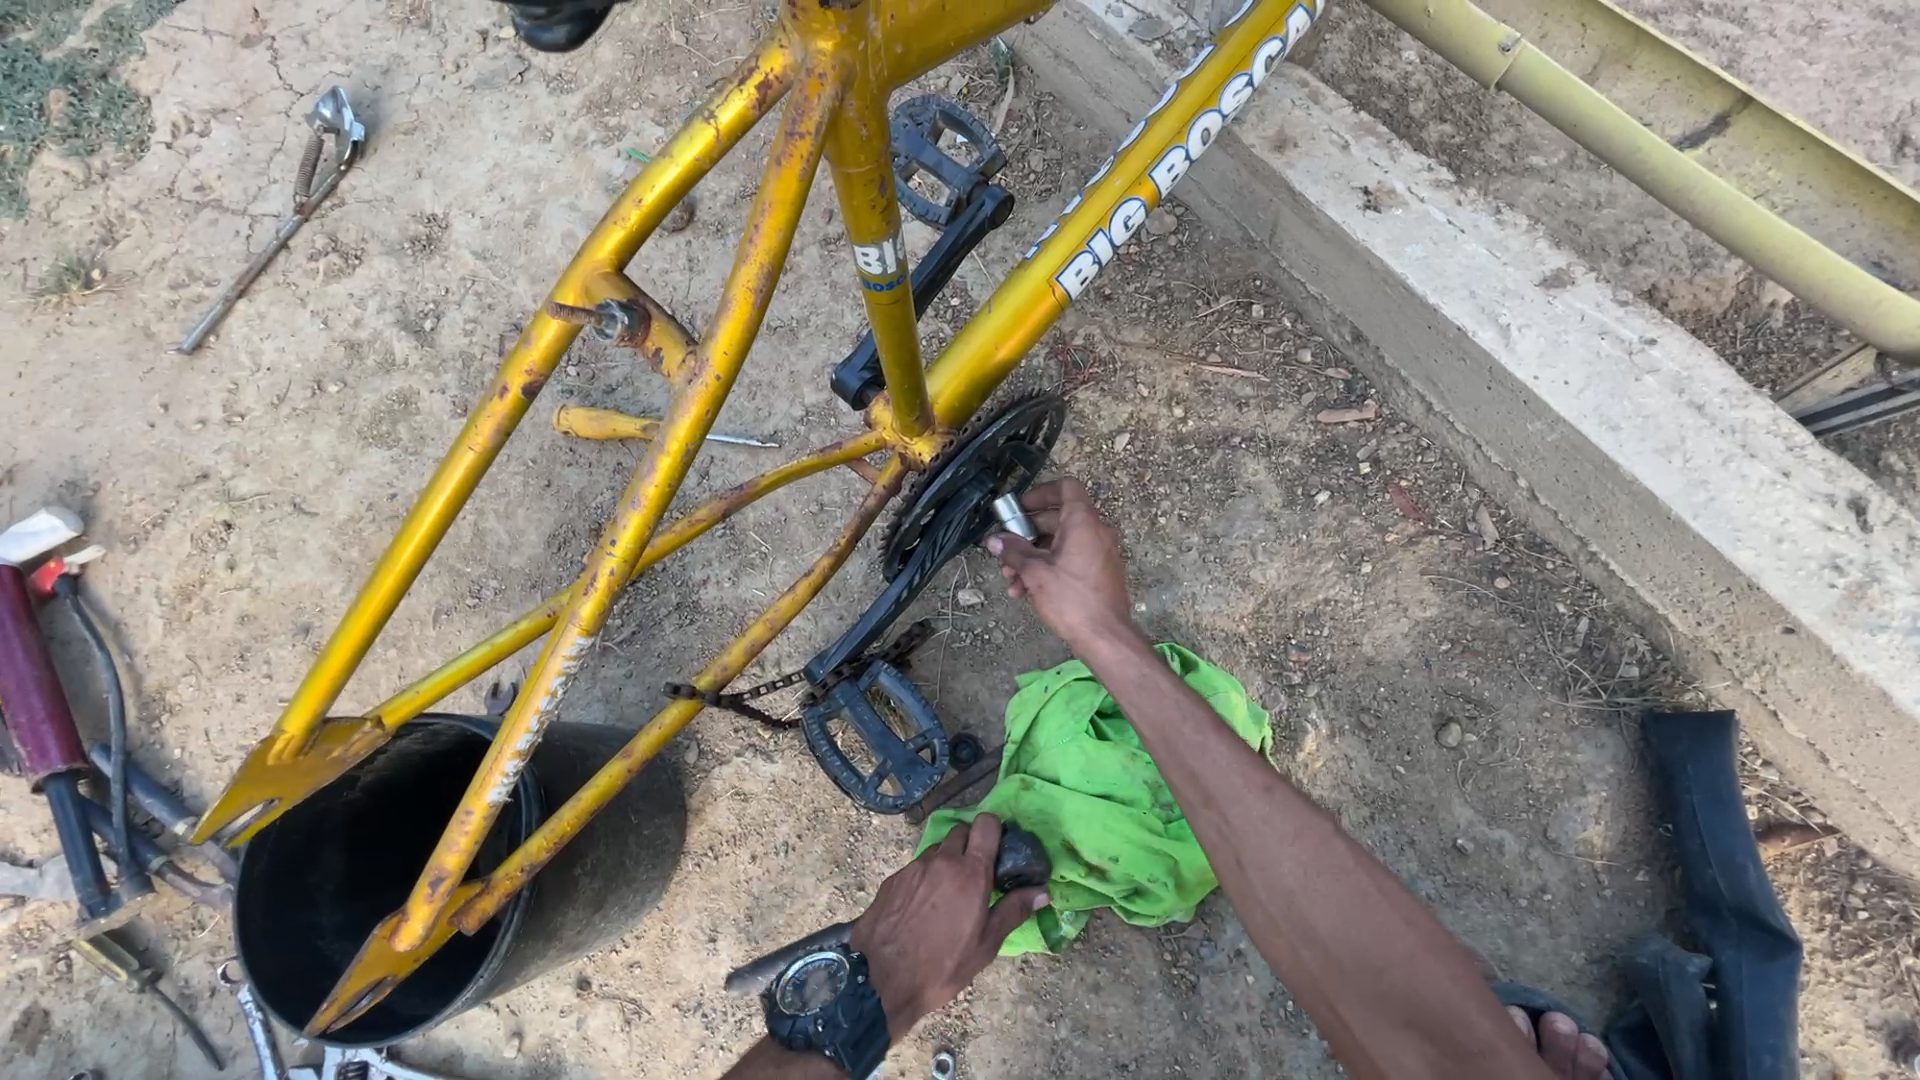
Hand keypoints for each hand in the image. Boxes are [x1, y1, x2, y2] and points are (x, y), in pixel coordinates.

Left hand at [848, 814, 1049, 1038]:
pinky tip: (923, 906)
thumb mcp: (986, 945)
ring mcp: (915, 866)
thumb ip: (1013, 911)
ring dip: (948, 861)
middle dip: (971, 845)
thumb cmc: (942, 965)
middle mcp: (943, 860)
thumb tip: (1042, 892)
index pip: (986, 824)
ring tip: (949, 894)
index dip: (994, 830)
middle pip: (962, 831)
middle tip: (976, 874)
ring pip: (939, 849)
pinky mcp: (894, 877)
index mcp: (971, 872)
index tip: (998, 849)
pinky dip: (926, 877)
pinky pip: (917, 866)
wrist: (880, 978)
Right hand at [986, 478, 1141, 652]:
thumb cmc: (1072, 599)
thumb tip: (994, 540)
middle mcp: (1095, 532)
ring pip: (1060, 544)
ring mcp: (1099, 553)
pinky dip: (1048, 568)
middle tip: (1005, 548)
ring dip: (1032, 556)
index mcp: (1083, 522)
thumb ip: (1013, 552)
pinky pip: (1069, 560)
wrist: (1105, 636)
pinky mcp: (1098, 573)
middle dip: (1026, 534)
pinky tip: (1025, 591)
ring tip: (1010, 577)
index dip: (1040, 492)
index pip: (1066, 487)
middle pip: (1057, 519)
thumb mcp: (1035, 573)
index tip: (1020, 508)